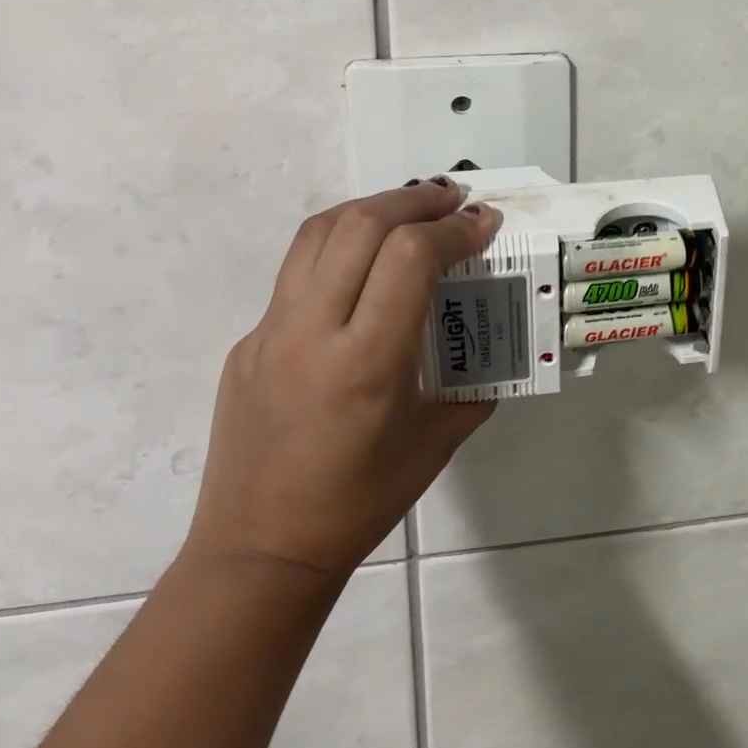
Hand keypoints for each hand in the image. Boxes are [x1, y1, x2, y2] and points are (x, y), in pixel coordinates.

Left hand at [184, 178, 502, 578]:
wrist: (261, 548)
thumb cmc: (364, 500)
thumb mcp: (439, 438)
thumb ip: (475, 383)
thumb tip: (499, 343)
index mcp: (367, 360)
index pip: (410, 257)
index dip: (455, 229)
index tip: (486, 225)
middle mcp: (311, 333)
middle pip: (359, 226)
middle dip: (414, 201)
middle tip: (454, 199)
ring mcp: (270, 333)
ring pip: (316, 235)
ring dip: (371, 209)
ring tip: (412, 208)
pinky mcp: (248, 343)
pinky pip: (297, 274)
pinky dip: (341, 247)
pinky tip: (369, 267)